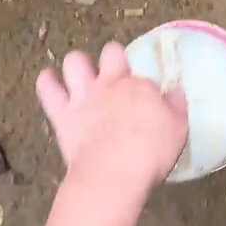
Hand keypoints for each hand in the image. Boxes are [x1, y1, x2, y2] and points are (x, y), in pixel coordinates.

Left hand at [36, 43, 188, 194]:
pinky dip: (47, 82)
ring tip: (79, 73)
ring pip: (75, 62)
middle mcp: (111, 83)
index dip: (144, 88)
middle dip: (112, 58)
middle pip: (111, 52)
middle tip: (114, 74)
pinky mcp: (62, 113)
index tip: (146, 102)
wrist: (113, 172)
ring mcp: (84, 96)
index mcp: (140, 86)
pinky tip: (48, 79)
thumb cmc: (150, 153)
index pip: (144, 77)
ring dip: (77, 65)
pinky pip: (48, 89)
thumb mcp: (178, 130)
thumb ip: (177, 107)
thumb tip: (175, 92)